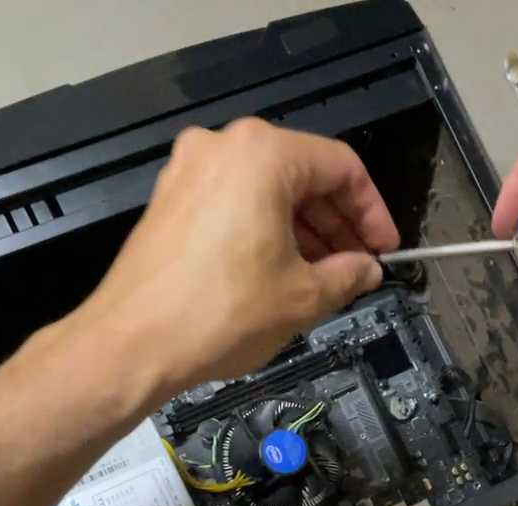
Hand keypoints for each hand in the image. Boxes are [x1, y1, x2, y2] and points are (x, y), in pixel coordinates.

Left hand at [70, 119, 398, 393]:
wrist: (133, 344)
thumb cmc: (218, 314)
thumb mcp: (302, 298)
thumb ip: (347, 276)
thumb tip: (366, 270)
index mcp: (262, 155)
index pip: (341, 168)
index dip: (373, 212)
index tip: (384, 249)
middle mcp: (222, 148)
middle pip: (301, 175)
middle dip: (336, 225)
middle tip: (356, 267)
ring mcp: (189, 172)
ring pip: (266, 191)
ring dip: (302, 231)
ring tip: (321, 278)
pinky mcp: (170, 202)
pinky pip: (234, 205)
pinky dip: (264, 232)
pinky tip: (278, 273)